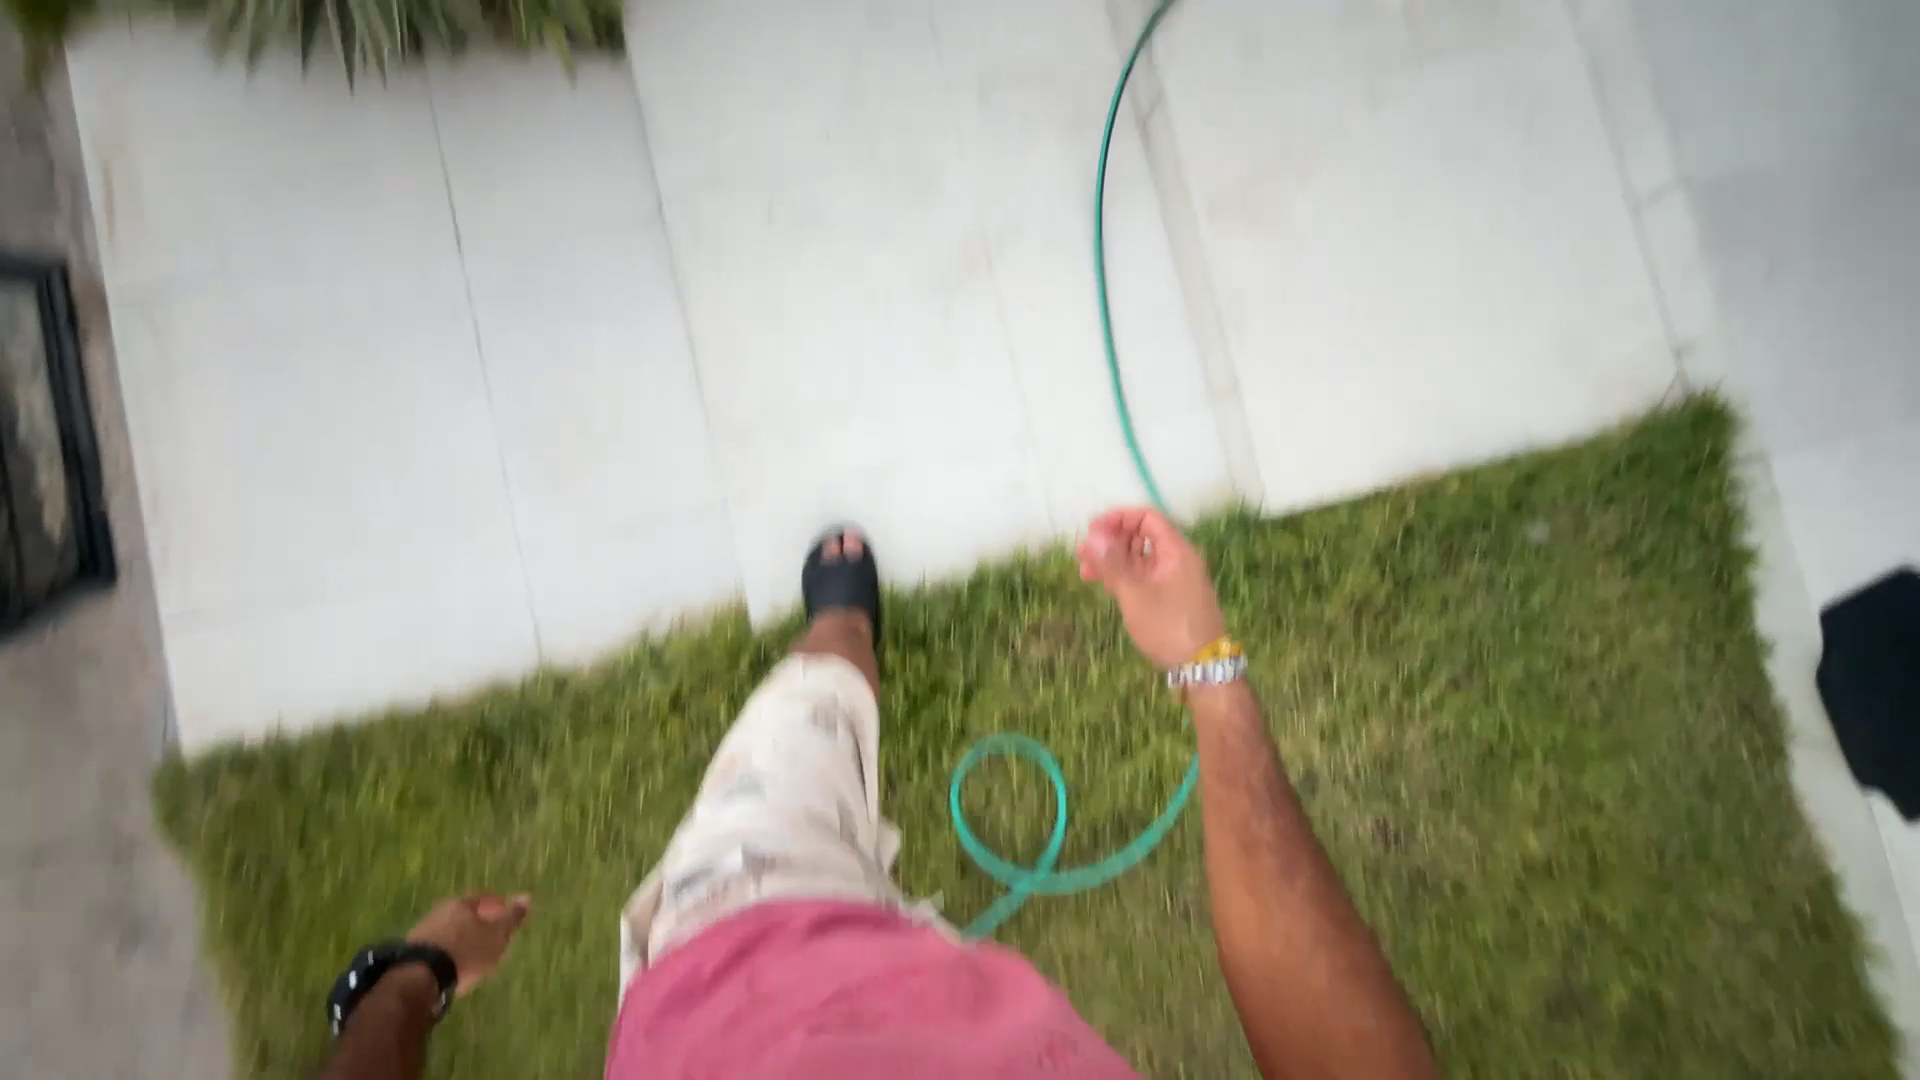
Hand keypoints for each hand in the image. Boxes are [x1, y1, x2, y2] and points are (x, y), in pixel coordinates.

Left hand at [406, 894, 531, 995]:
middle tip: (489, 938)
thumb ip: (512, 917)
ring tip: (470, 957)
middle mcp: (439, 912)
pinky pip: (434, 949)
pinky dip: (445, 954)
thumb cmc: (466, 952)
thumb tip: (527, 896)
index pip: (485, 899)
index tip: (505, 920)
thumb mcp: (497, 936)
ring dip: (459, 940)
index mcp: (462, 903)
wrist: (419, 980)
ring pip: (447, 931)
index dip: (497, 908)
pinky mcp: (407, 955)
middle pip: (464, 914)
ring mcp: (420, 932)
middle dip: (476, 925)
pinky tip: (450, 967)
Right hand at [1076, 507, 1225, 668]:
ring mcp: (1174, 579)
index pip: (1147, 518)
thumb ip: (1112, 564)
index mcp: (1176, 551)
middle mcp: (1177, 559)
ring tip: (1085, 571)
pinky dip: (1123, 577)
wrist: (1202, 667)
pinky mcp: (1170, 597)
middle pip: (1142, 536)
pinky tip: (1104, 584)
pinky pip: (1144, 577)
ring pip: (1140, 559)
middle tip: (1083, 554)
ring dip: (1113, 560)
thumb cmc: (1168, 627)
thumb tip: (1092, 536)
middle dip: (1111, 541)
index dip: (1118, 518)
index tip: (1092, 530)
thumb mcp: (1135, 594)